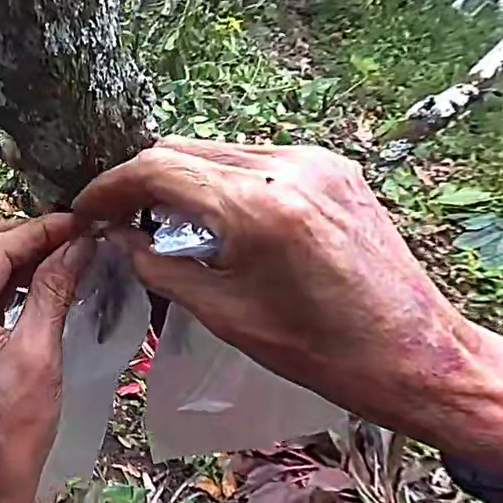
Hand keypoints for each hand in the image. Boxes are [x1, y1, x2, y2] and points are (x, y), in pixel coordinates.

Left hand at [0, 214, 93, 502]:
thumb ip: (54, 290)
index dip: (40, 231)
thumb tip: (79, 244)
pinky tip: (44, 275)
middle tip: (75, 232)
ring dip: (21, 255)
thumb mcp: (40, 353)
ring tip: (66, 249)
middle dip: (29, 236)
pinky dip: (13, 280)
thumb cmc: (17, 426)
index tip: (80, 221)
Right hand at [73, 138, 502, 486]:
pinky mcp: (331, 167)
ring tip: (152, 216)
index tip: (85, 209)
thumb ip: (160, 266)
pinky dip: (216, 180)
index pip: (158, 168)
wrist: (417, 354)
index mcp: (258, 208)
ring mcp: (314, 160)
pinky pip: (252, 159)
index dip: (110, 186)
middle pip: (183, 148)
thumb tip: (118, 238)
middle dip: (138, 178)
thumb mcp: (225, 315)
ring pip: (216, 149)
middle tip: (111, 214)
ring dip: (176, 177)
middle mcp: (286, 166)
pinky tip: (207, 214)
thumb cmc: (319, 351)